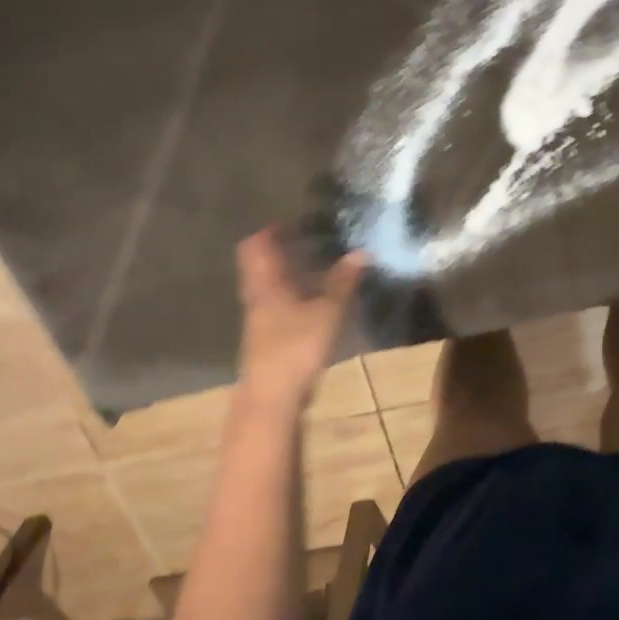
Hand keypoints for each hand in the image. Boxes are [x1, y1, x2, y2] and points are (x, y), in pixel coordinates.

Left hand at [234, 227, 366, 407]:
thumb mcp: (328, 312)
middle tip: (311, 244)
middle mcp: (256, 296)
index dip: (274, 230)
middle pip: (260, 264)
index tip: (298, 222)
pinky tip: (315, 303)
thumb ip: (343, 282)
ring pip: (269, 287)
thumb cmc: (296, 347)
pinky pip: (277, 307)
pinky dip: (293, 297)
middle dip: (282, 251)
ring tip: (318, 270)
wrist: (273, 397)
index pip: (257, 243)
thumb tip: (362, 252)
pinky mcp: (268, 339)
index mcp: (265, 282)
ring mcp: (259, 320)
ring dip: (288, 276)